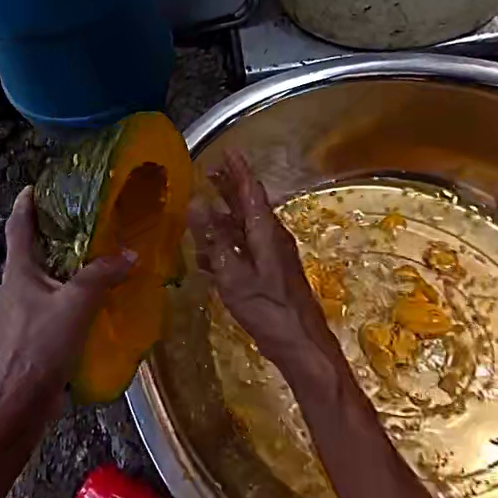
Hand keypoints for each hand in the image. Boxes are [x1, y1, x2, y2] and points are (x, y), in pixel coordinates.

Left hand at [0, 188, 136, 450]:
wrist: (17, 402)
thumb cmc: (39, 346)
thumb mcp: (75, 304)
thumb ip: (101, 276)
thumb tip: (130, 253)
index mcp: (18, 271)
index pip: (18, 226)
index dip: (26, 204)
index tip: (35, 187)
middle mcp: (15, 288)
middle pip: (31, 252)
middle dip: (53, 236)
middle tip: (83, 222)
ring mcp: (20, 314)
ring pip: (43, 281)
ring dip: (64, 269)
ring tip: (96, 260)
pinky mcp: (30, 337)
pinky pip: (51, 307)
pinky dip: (69, 298)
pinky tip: (92, 305)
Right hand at [189, 152, 343, 390]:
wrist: (301, 345)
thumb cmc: (268, 309)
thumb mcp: (233, 274)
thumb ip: (214, 239)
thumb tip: (196, 204)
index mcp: (265, 233)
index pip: (250, 193)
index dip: (238, 171)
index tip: (227, 152)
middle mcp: (271, 239)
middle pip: (249, 206)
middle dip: (231, 188)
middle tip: (211, 171)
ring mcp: (271, 257)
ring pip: (245, 227)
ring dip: (225, 215)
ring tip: (204, 207)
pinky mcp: (269, 274)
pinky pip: (243, 249)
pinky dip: (225, 244)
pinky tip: (208, 254)